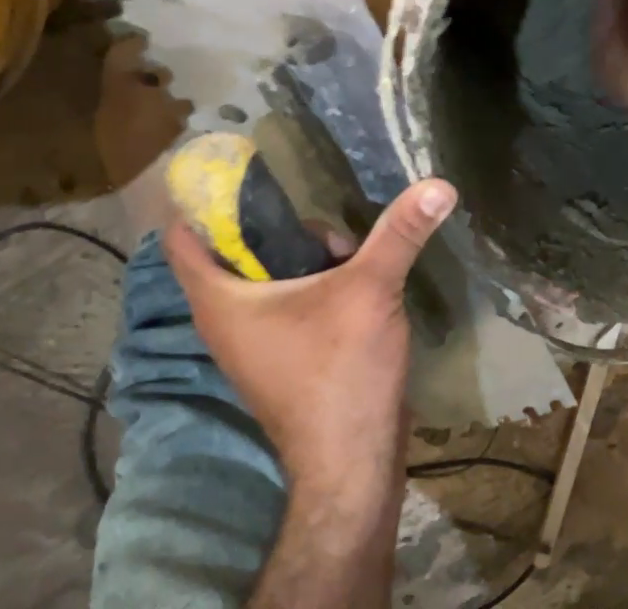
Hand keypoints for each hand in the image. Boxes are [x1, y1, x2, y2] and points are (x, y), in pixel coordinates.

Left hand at [163, 178, 458, 493]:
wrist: (352, 459)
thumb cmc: (339, 370)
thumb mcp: (370, 289)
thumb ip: (399, 233)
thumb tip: (440, 184)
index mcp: (220, 298)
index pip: (187, 233)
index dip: (209, 197)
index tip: (249, 169)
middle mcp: (227, 318)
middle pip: (241, 249)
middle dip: (287, 229)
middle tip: (334, 233)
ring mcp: (256, 341)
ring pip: (272, 276)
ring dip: (310, 258)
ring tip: (356, 260)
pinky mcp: (285, 357)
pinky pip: (292, 302)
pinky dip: (318, 285)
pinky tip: (362, 285)